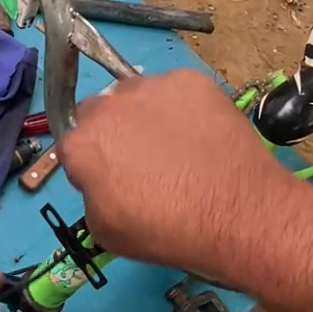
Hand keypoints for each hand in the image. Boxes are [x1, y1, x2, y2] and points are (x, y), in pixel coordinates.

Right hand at [59, 69, 311, 280]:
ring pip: (137, 96)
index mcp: (81, 144)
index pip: (74, 146)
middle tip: (144, 161)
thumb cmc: (167, 231)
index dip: (94, 164)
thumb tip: (101, 178)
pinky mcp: (190, 79)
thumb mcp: (105, 231)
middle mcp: (108, 106)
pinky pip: (175, 90)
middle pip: (100, 113)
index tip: (115, 179)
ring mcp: (151, 87)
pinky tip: (202, 135)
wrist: (238, 214)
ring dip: (146, 115)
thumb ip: (90, 194)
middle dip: (114, 132)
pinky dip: (183, 107)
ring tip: (179, 147)